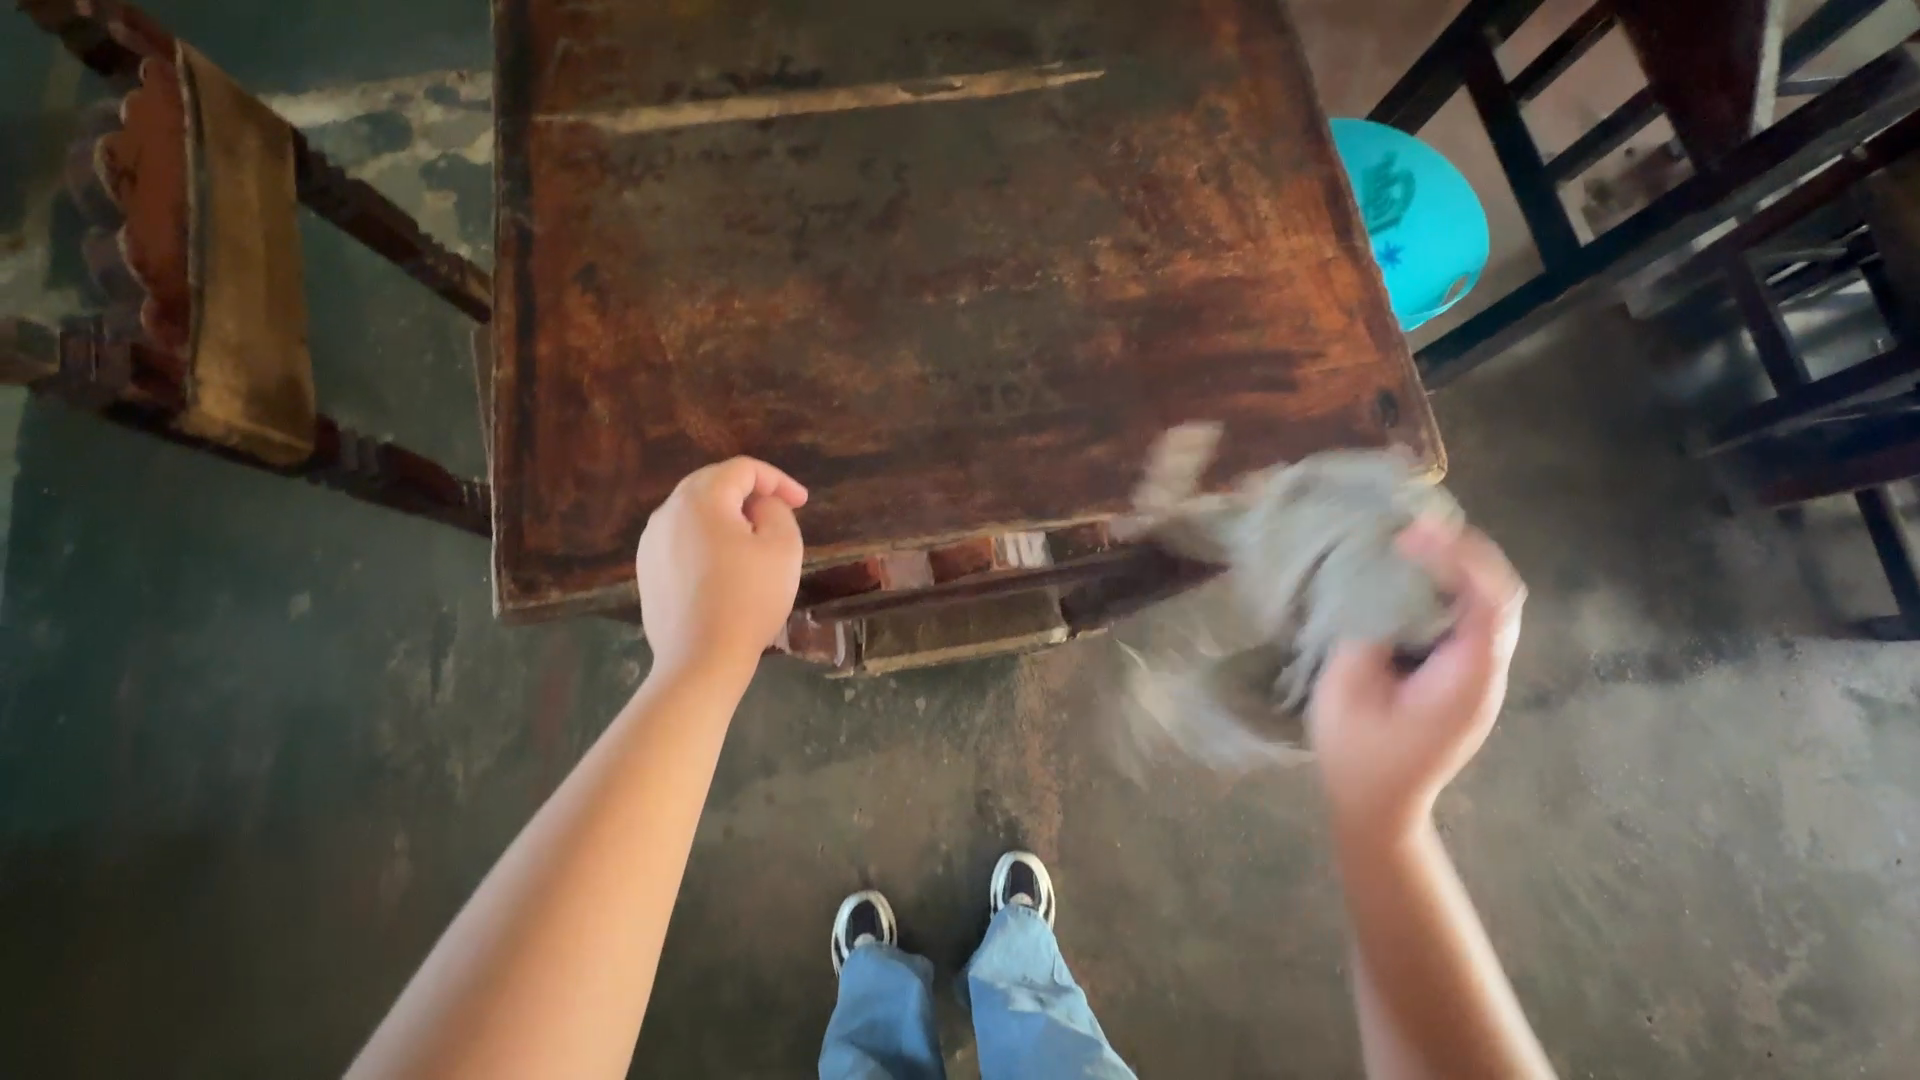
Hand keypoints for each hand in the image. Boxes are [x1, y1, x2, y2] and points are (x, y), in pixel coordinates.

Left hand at [635, 457, 807, 676]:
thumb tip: (759, 506)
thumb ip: (775, 511)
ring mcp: (651, 543)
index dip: (777, 480)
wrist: (701, 658)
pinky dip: (707, 540)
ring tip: (753, 540)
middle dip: (749, 493)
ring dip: (727, 516)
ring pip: (694, 512)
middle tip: (779, 513)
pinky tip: (725, 567)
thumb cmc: (749, 599)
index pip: (742, 469)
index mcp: (701, 499)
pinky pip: (682, 540)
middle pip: (712, 483)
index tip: (801, 503)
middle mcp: (668, 512)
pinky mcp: (647, 571)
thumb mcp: (783, 548)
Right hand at [1308, 518, 1524, 842]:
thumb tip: (1379, 591)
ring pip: (1486, 609)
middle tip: (1415, 529)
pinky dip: (1445, 595)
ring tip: (1414, 544)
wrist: (1377, 807)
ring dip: (1456, 572)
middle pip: (1499, 598)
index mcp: (1465, 678)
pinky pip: (1466, 625)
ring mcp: (1477, 680)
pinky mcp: (1460, 682)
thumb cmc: (1358, 755)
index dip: (1456, 558)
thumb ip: (1366, 632)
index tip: (1407, 536)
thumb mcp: (1347, 689)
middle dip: (1463, 554)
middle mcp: (1486, 675)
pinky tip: (1412, 583)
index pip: (1486, 601)